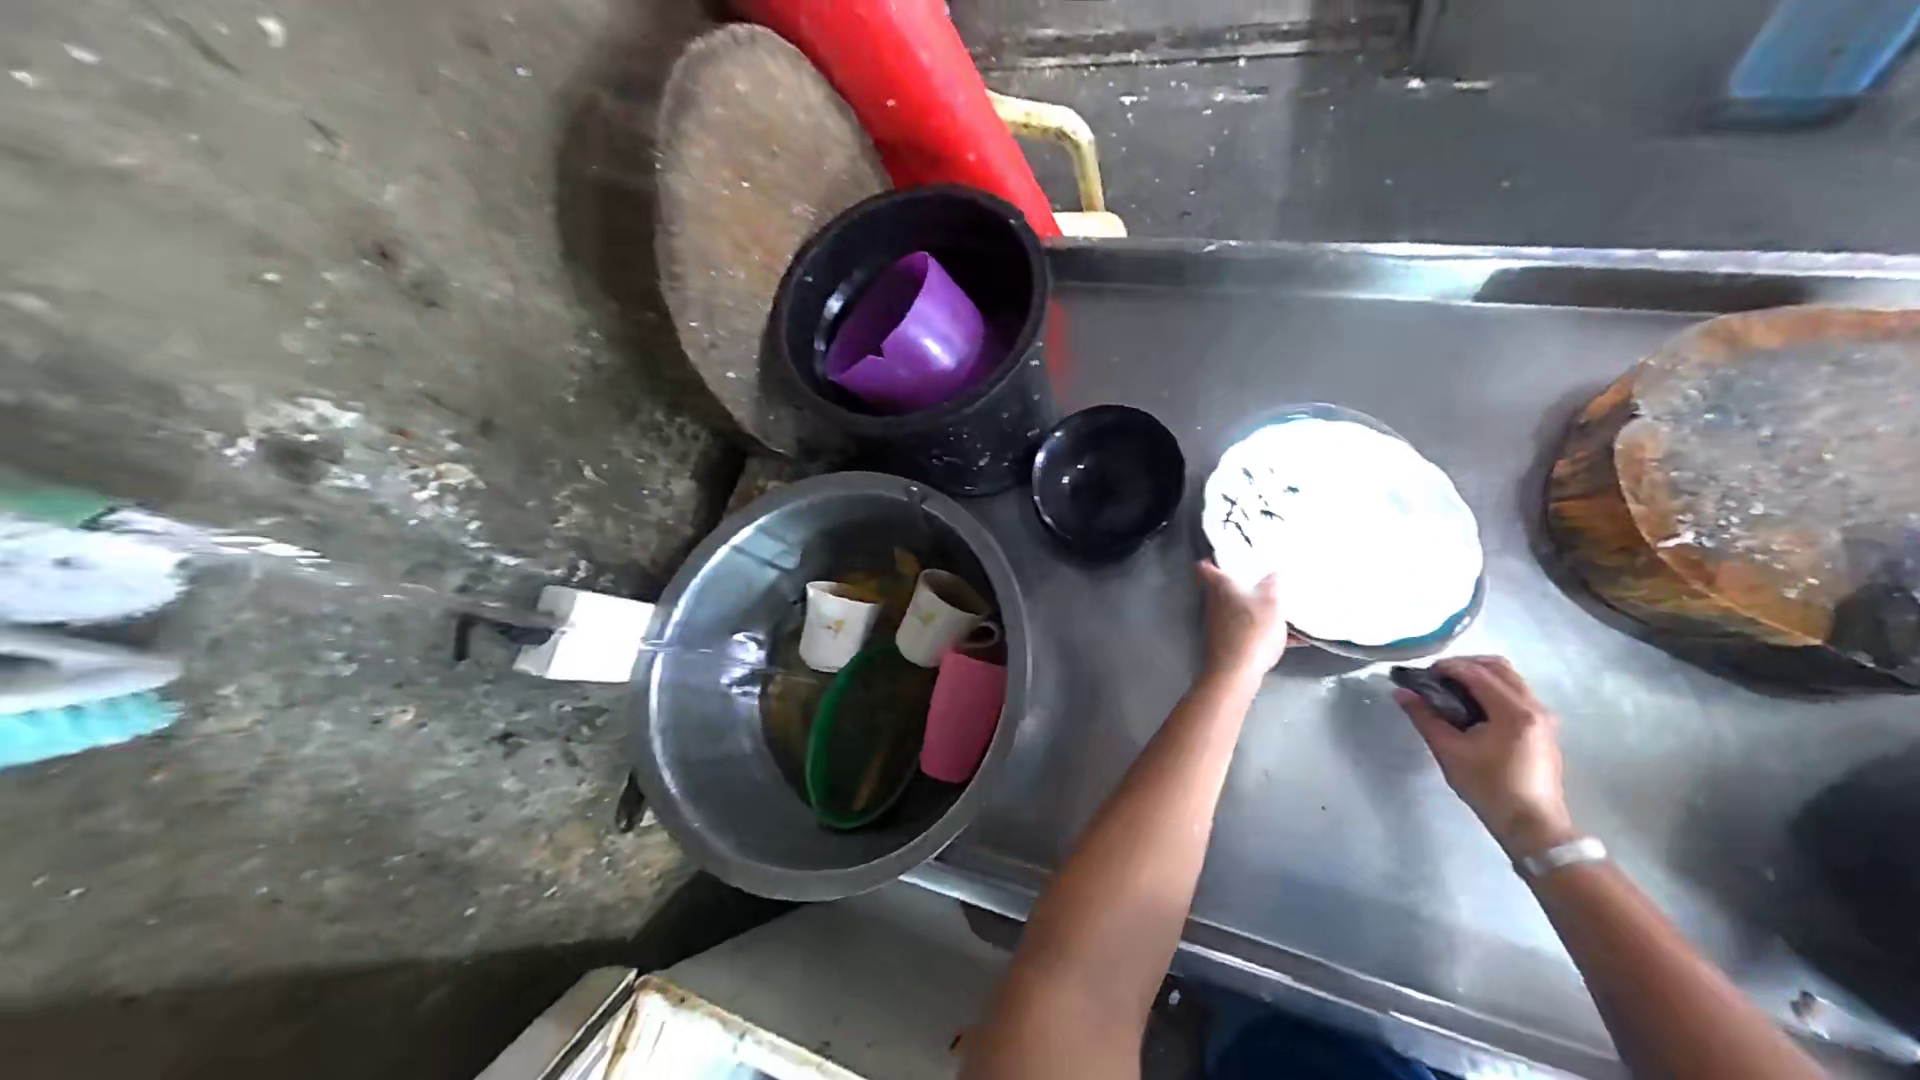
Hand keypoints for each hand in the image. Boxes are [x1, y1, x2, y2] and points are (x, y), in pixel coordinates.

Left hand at [1197, 561, 1287, 678]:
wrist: (1236, 671)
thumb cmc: (1252, 628)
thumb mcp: (1271, 602)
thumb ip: (1273, 585)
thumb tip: (1274, 573)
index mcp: (1222, 587)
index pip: (1207, 568)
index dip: (1211, 560)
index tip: (1220, 557)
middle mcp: (1216, 603)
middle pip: (1226, 589)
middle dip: (1244, 585)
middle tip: (1264, 580)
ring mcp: (1220, 624)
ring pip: (1241, 611)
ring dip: (1261, 610)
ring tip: (1286, 609)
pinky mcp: (1229, 642)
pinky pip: (1251, 631)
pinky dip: (1269, 632)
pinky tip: (1297, 640)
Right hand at [1393, 656, 1575, 857]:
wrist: (1531, 824)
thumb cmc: (1488, 787)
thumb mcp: (1448, 750)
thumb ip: (1424, 716)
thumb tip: (1401, 692)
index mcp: (1514, 711)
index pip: (1476, 673)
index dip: (1445, 667)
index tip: (1421, 675)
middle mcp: (1534, 707)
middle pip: (1498, 667)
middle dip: (1464, 665)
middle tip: (1437, 679)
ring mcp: (1543, 718)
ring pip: (1510, 679)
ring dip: (1479, 676)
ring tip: (1451, 691)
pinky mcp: (1543, 728)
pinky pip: (1516, 693)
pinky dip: (1492, 689)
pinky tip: (1471, 707)